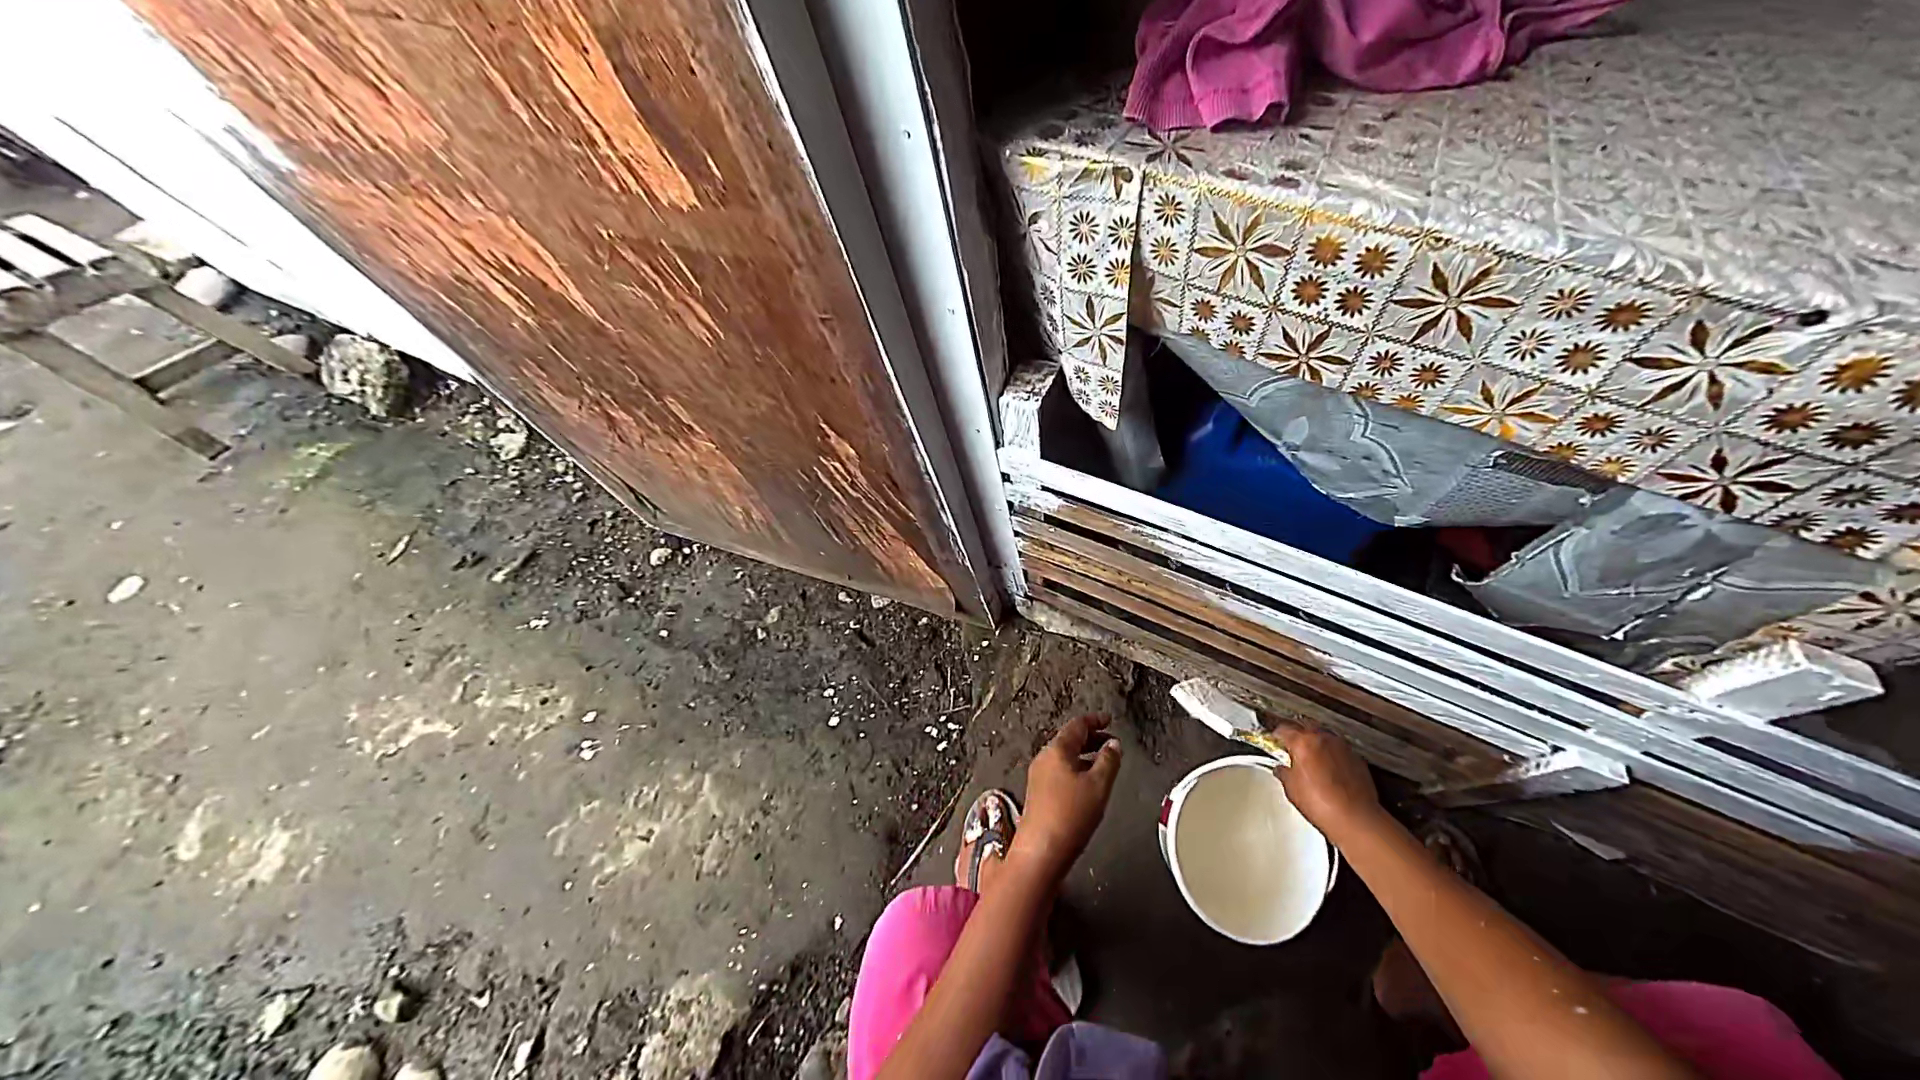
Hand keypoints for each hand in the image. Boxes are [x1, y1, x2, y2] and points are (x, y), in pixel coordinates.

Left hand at [1011, 714, 1122, 880]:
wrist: (1041, 851)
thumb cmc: (1069, 817)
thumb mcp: (1099, 785)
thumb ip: (1109, 760)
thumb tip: (1114, 745)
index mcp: (1056, 750)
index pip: (1077, 725)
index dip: (1095, 720)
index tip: (1107, 719)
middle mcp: (1044, 759)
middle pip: (1069, 740)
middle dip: (1091, 737)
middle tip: (1109, 739)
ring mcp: (1039, 777)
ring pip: (1064, 757)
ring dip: (1084, 754)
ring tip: (1103, 760)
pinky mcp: (1039, 794)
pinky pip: (1060, 772)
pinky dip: (1076, 769)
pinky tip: (1087, 782)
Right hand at [1273, 724, 1381, 838]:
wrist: (1355, 819)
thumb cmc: (1324, 805)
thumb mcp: (1291, 788)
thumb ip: (1284, 772)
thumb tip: (1283, 770)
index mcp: (1303, 742)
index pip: (1284, 729)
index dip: (1276, 734)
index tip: (1275, 739)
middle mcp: (1324, 739)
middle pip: (1306, 726)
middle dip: (1297, 733)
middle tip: (1291, 746)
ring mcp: (1343, 748)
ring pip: (1325, 736)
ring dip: (1316, 742)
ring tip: (1310, 758)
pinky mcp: (1357, 759)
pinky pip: (1340, 749)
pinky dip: (1332, 754)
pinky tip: (1328, 769)